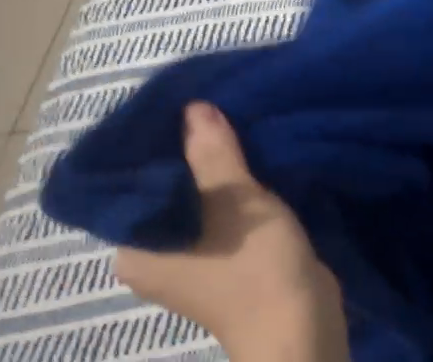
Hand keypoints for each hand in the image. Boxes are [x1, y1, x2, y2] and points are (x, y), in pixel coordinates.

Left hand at [114, 103, 348, 361]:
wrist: (298, 325)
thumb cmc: (255, 266)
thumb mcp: (236, 202)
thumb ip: (213, 155)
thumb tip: (193, 108)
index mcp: (135, 250)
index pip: (137, 186)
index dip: (160, 146)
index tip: (187, 107)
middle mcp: (153, 257)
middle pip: (170, 192)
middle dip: (196, 154)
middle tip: (221, 109)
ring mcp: (191, 263)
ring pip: (200, 203)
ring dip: (222, 172)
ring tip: (245, 127)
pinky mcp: (226, 263)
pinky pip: (221, 216)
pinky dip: (238, 193)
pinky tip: (261, 166)